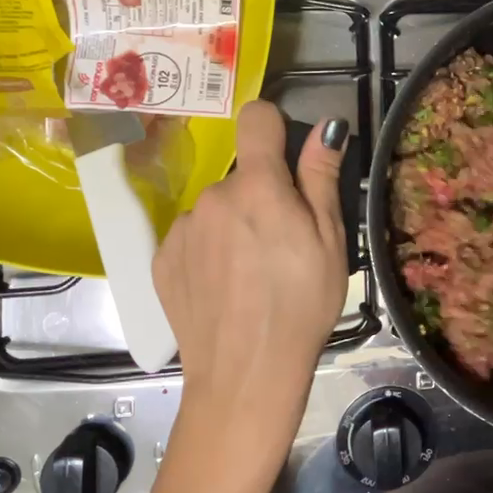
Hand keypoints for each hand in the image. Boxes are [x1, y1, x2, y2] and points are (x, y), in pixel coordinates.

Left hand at [151, 102, 349, 407]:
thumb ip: (321, 177)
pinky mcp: (162, 260)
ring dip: (233, 223)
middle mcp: (212, 196)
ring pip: (216, 207)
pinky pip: (192, 236)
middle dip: (261, 193)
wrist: (246, 374)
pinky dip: (209, 249)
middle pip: (241, 174)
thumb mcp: (330, 240)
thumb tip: (326, 128)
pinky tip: (225, 286)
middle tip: (283, 240)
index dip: (274, 126)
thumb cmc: (302, 304)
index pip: (256, 118)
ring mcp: (182, 228)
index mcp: (258, 186)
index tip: (287, 155)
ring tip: (252, 271)